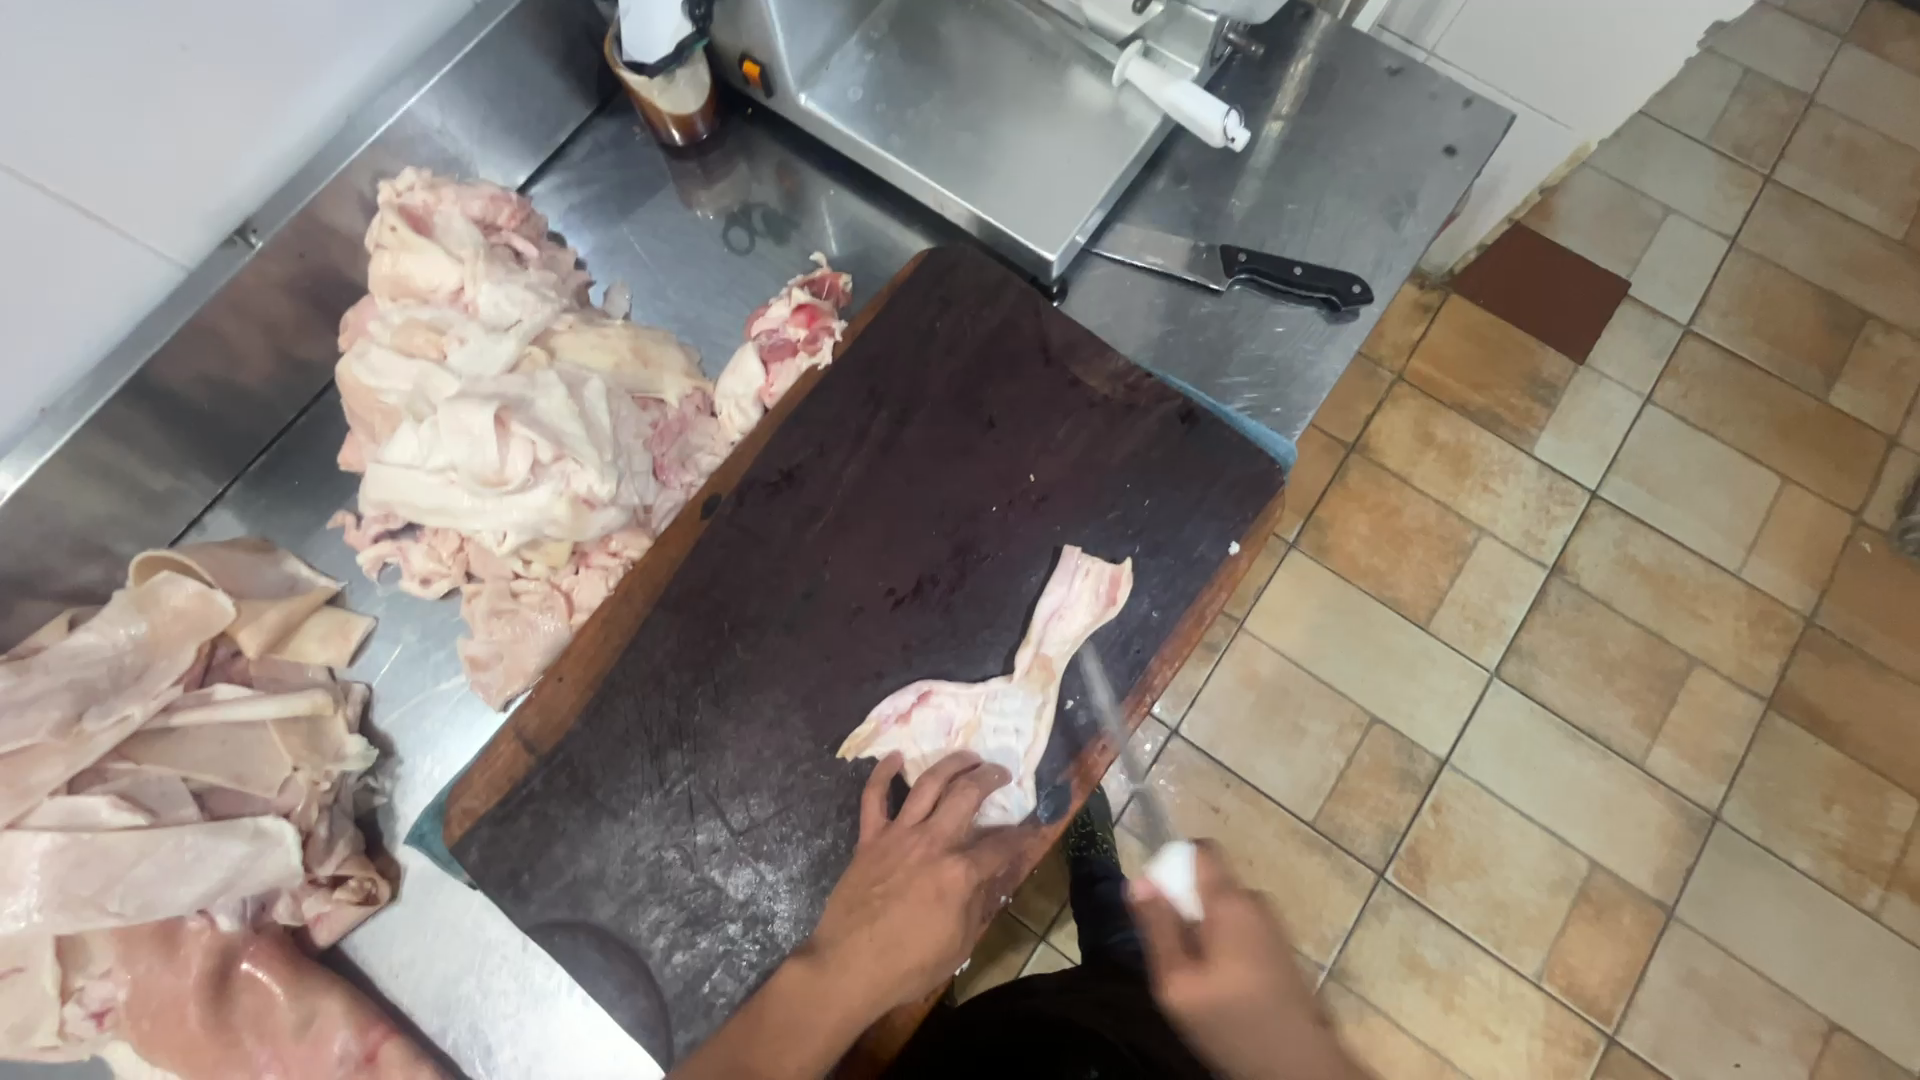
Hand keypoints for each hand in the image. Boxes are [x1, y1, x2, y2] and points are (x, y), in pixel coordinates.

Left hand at [802, 750, 1022, 1017]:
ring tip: (968, 756)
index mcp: (959, 873)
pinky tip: (895, 756)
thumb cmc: (908, 965)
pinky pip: (874, 796)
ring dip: (952, 763)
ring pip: (928, 784)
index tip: (1032, 826)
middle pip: (967, 795)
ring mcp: (898, 835)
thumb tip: (991, 877)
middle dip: (990, 778)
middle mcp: (933, 843)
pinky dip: (883, 772)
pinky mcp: (869, 837)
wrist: (848, 968)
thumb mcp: (960, 944)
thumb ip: (978, 904)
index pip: (1001, 845)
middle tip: (1000, 773)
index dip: (1021, 835)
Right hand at [1129, 843, 1361, 1079]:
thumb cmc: (1234, 1025)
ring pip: (1223, 909)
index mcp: (1229, 902)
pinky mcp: (1282, 950)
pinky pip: (1241, 928)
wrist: (1303, 1072)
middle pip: (1208, 882)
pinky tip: (1224, 988)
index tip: (1160, 903)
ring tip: (1199, 977)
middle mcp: (1255, 903)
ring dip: (1205, 930)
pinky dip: (1225, 946)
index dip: (1173, 863)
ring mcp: (1273, 926)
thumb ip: (1157, 928)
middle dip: (1186, 907)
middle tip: (1175, 954)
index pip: (1200, 849)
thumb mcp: (1178, 982)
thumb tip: (1138, 881)